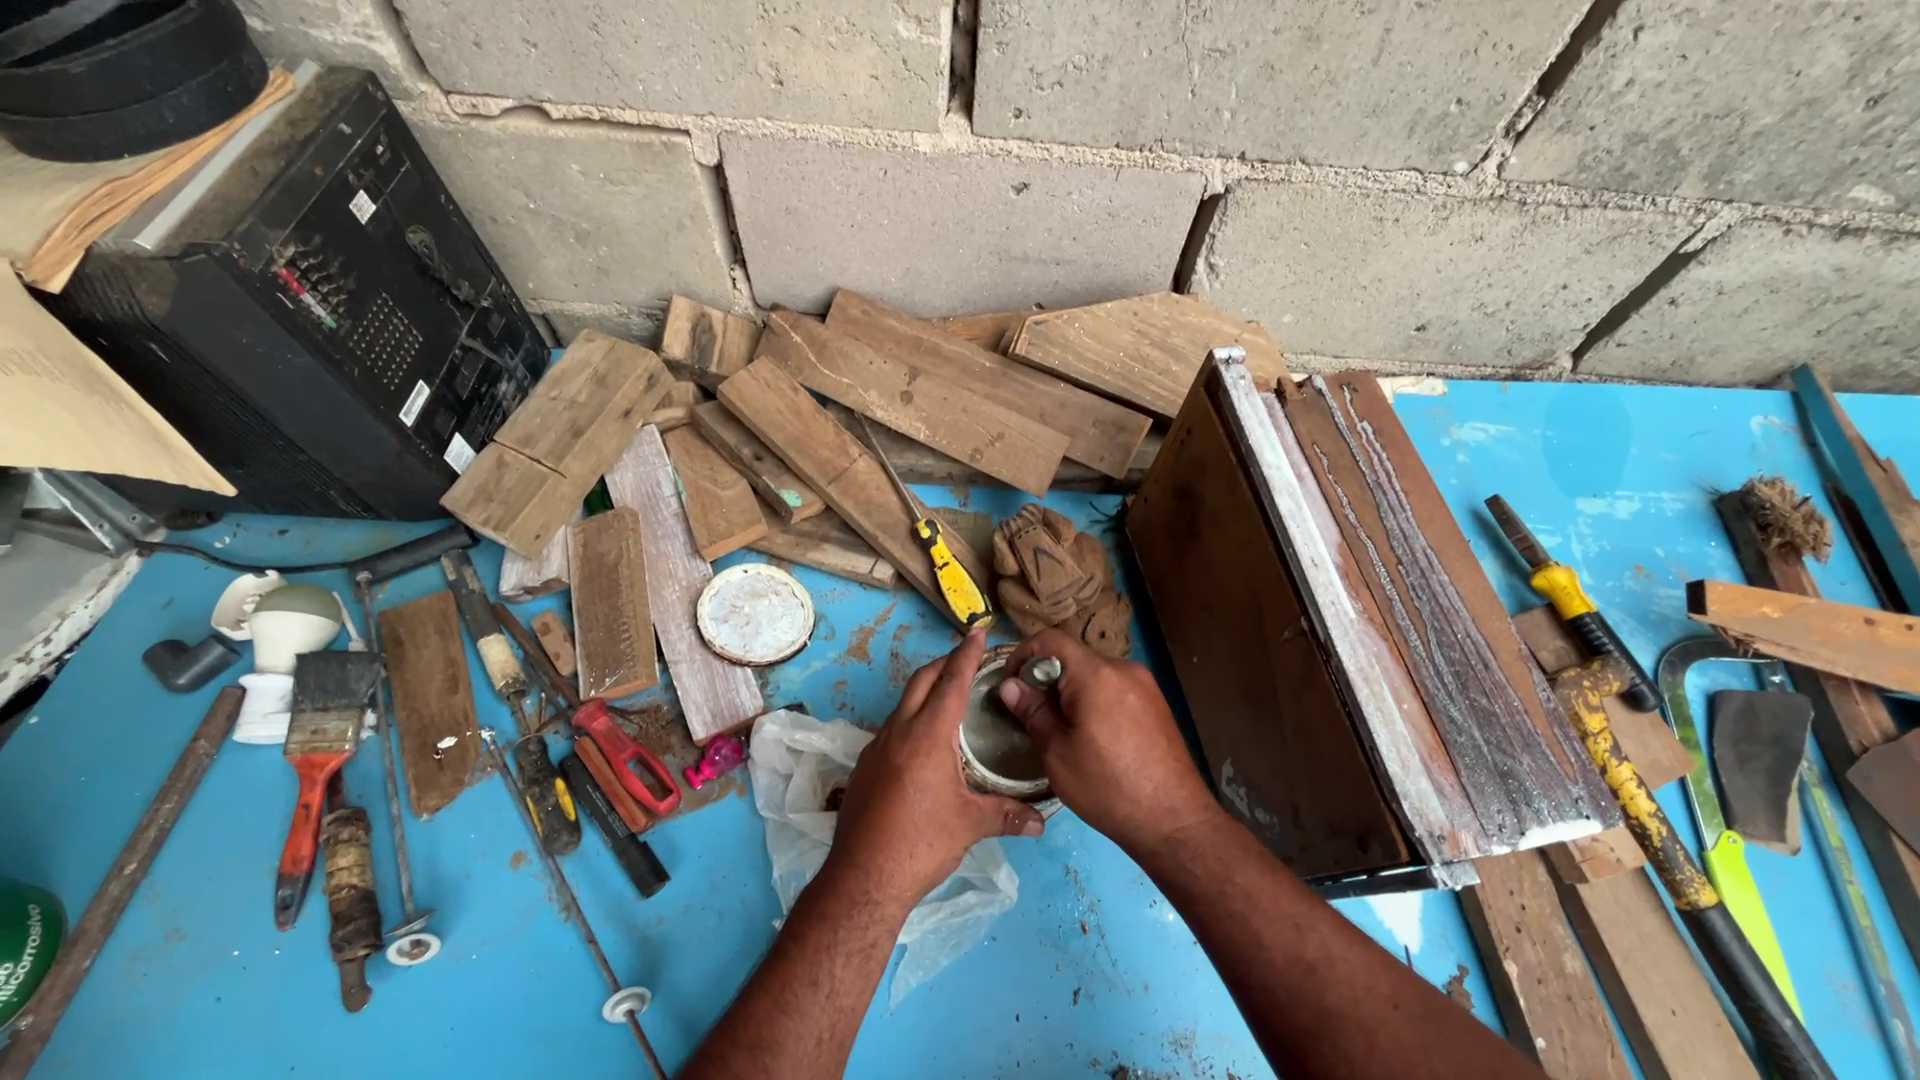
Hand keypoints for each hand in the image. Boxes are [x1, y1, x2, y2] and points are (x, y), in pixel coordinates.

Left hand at [824, 628, 1045, 910]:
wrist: (862, 877)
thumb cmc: (921, 844)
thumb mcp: (970, 825)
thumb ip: (1006, 815)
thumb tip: (1041, 822)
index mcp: (927, 736)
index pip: (951, 683)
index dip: (966, 655)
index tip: (976, 632)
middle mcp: (898, 732)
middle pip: (921, 681)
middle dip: (944, 663)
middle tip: (967, 656)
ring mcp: (876, 748)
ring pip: (903, 705)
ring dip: (925, 691)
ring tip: (950, 696)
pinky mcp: (864, 768)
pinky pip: (892, 729)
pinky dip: (911, 719)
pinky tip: (924, 741)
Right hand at [997, 629, 1216, 855]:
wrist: (1174, 819)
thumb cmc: (1107, 788)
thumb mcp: (1058, 753)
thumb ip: (1033, 712)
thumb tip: (1009, 685)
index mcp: (1096, 675)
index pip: (1051, 640)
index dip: (1023, 655)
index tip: (1011, 686)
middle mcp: (1124, 669)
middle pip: (1074, 657)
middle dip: (1047, 677)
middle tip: (1032, 713)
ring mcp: (1145, 685)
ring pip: (1095, 673)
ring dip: (1071, 690)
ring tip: (1061, 728)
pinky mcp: (1156, 702)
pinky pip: (1115, 687)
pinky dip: (1095, 699)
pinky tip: (1092, 734)